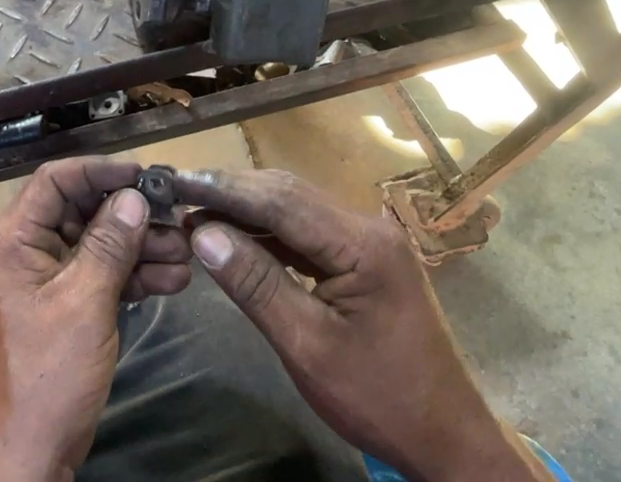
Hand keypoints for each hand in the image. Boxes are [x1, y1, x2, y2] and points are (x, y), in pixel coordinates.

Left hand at [0, 158, 193, 479]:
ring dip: (140, 247)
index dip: (100, 171)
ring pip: (98, 244)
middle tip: (176, 216)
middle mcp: (28, 250)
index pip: (55, 181)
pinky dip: (134, 275)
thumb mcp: (84, 302)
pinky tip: (173, 278)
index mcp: (15, 239)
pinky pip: (102, 275)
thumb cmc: (50, 371)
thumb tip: (134, 197)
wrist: (32, 448)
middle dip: (130, 215)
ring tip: (185, 253)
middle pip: (82, 211)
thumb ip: (110, 245)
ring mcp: (48, 278)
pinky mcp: (67, 304)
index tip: (145, 173)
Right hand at [176, 169, 550, 481]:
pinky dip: (264, 229)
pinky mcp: (362, 257)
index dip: (221, 188)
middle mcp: (367, 227)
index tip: (174, 181)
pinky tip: (232, 236)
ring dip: (243, 208)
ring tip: (191, 211)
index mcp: (362, 244)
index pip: (278, 199)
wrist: (447, 439)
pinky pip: (304, 230)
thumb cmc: (379, 398)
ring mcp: (367, 240)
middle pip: (285, 193)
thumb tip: (201, 233)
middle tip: (174, 192)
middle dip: (227, 190)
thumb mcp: (308, 346)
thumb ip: (255, 284)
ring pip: (293, 206)